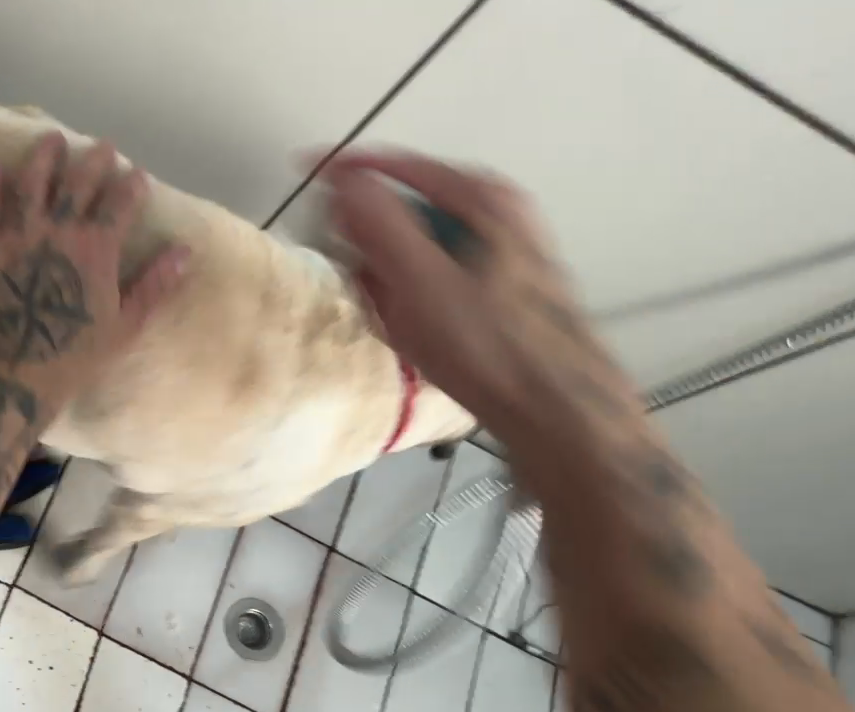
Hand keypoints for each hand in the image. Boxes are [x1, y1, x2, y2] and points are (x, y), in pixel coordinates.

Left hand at [0, 132, 188, 416]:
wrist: (21, 379)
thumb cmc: (77, 358)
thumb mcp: (125, 325)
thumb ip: (154, 284)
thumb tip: (185, 251)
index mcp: (95, 251)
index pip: (119, 203)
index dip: (131, 186)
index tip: (137, 177)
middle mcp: (56, 234)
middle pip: (77, 184)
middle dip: (94, 161)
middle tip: (104, 147)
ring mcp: (17, 241)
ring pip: (30, 186)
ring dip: (43, 158)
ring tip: (51, 139)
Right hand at [323, 149, 642, 446]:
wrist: (549, 402)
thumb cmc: (485, 343)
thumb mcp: (422, 282)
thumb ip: (380, 226)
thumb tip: (341, 178)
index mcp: (481, 198)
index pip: (395, 166)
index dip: (344, 169)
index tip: (304, 169)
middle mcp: (493, 211)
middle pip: (404, 207)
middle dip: (366, 238)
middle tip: (349, 272)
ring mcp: (495, 246)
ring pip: (414, 243)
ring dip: (383, 272)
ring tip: (382, 312)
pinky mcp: (492, 280)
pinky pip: (428, 271)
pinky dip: (404, 290)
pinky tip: (404, 323)